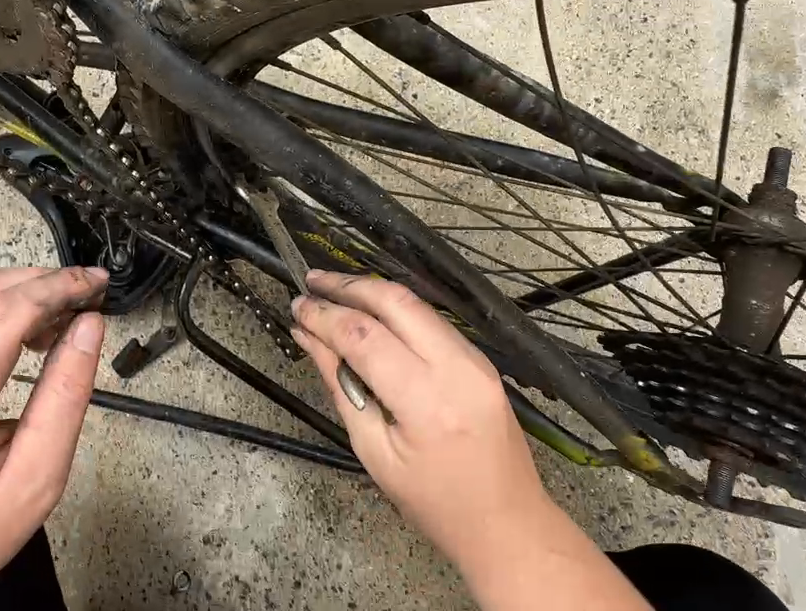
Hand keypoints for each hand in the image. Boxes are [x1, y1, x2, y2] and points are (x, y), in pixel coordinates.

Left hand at [0, 266, 107, 610]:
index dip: (54, 288)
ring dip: (20, 291)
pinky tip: (30, 332)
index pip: (2, 317)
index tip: (97, 283)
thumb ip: (65, 399)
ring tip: (64, 315)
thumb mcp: (37, 481)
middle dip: (41, 281)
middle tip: (88, 294)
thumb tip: (88, 327)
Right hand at [290, 270, 546, 561]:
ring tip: (331, 289)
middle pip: (394, 302)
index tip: (296, 307)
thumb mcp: (373, 452)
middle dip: (347, 285)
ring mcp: (475, 359)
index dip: (324, 316)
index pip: (364, 337)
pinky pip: (431, 320)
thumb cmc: (435, 503)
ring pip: (415, 303)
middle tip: (311, 281)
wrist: (509, 525)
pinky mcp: (481, 358)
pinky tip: (368, 312)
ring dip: (370, 291)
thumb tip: (307, 337)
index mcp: (427, 402)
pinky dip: (394, 309)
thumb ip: (339, 386)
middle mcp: (456, 368)